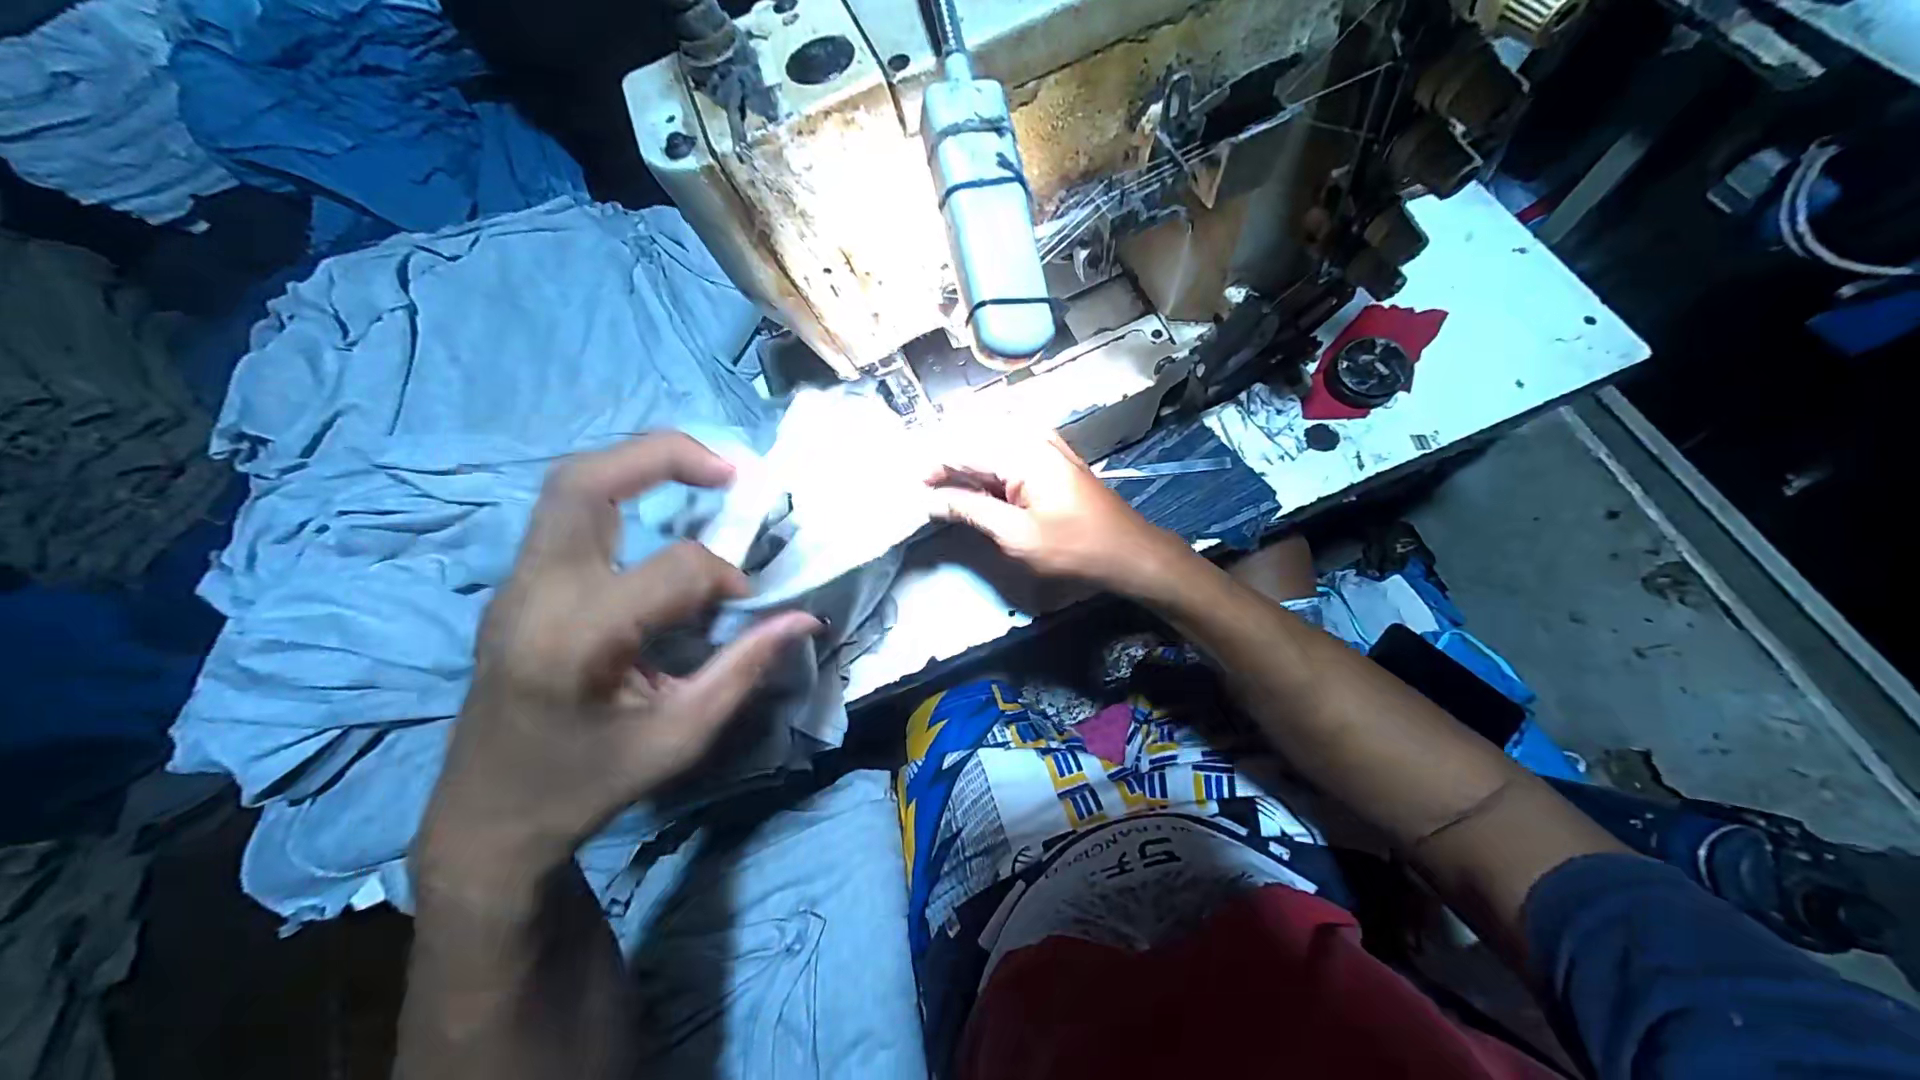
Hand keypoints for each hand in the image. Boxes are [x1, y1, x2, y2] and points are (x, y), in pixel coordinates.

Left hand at [414, 434, 819, 906]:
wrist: (486, 817)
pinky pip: (568, 515)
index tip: (748, 604)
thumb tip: (804, 618)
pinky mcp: (517, 584)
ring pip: (569, 485)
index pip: (673, 568)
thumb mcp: (680, 736)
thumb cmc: (588, 784)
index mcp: (577, 637)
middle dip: (666, 455)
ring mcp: (516, 583)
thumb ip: (744, 667)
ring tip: (703, 476)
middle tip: (731, 469)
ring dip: (640, 466)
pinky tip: (661, 517)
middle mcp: (536, 591)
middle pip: (586, 481)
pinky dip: (622, 495)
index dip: (725, 577)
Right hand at [926, 432, 1203, 602]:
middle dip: (947, 458)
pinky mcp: (1053, 457)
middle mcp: (1032, 437)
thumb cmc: (1072, 548)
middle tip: (922, 481)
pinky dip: (989, 456)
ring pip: (992, 438)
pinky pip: (1011, 444)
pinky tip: (978, 467)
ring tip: (942, 474)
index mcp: (1021, 451)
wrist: (1128, 552)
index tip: (912, 488)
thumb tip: (931, 500)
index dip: (934, 469)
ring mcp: (1046, 444)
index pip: (963, 451)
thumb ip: (971, 511)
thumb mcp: (1015, 535)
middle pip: (976, 438)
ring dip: (967, 455)